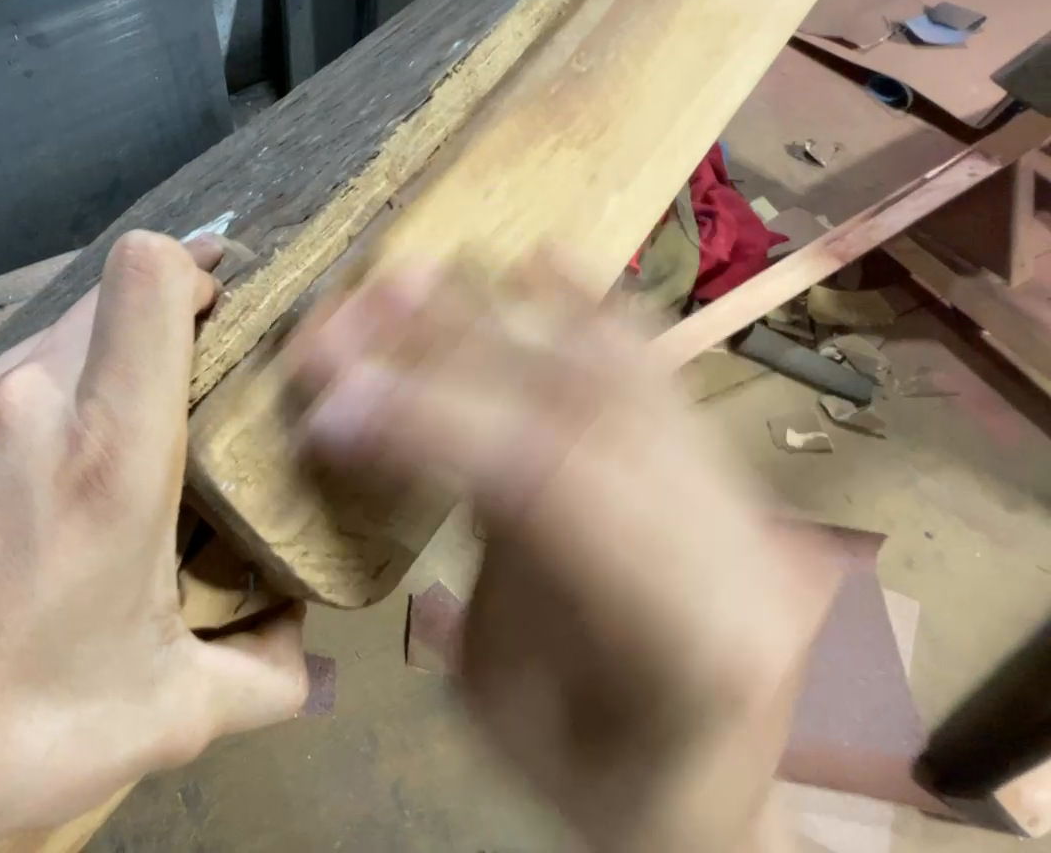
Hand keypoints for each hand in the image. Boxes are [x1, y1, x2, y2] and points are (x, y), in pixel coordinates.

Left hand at [0, 232, 305, 852]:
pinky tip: (55, 479)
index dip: (197, 269)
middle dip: (169, 329)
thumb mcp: (165, 713)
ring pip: (64, 334)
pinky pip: (18, 374)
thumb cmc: (15, 732)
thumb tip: (325, 670)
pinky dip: (56, 396)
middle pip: (114, 296)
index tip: (230, 311)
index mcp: (104, 452)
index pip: (148, 275)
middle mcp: (29, 397)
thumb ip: (268, 674)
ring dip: (108, 367)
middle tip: (202, 399)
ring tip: (130, 451)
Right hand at [287, 259, 836, 852]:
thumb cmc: (595, 779)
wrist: (713, 794)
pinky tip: (540, 260)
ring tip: (402, 277)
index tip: (326, 408)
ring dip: (491, 316)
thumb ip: (459, 593)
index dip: (426, 430)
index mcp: (682, 631)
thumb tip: (385, 497)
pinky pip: (655, 377)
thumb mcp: (508, 721)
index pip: (547, 490)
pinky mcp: (705, 473)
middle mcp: (726, 540)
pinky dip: (592, 310)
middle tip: (336, 324)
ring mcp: (726, 496)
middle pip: (572, 409)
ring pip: (607, 375)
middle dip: (437, 355)